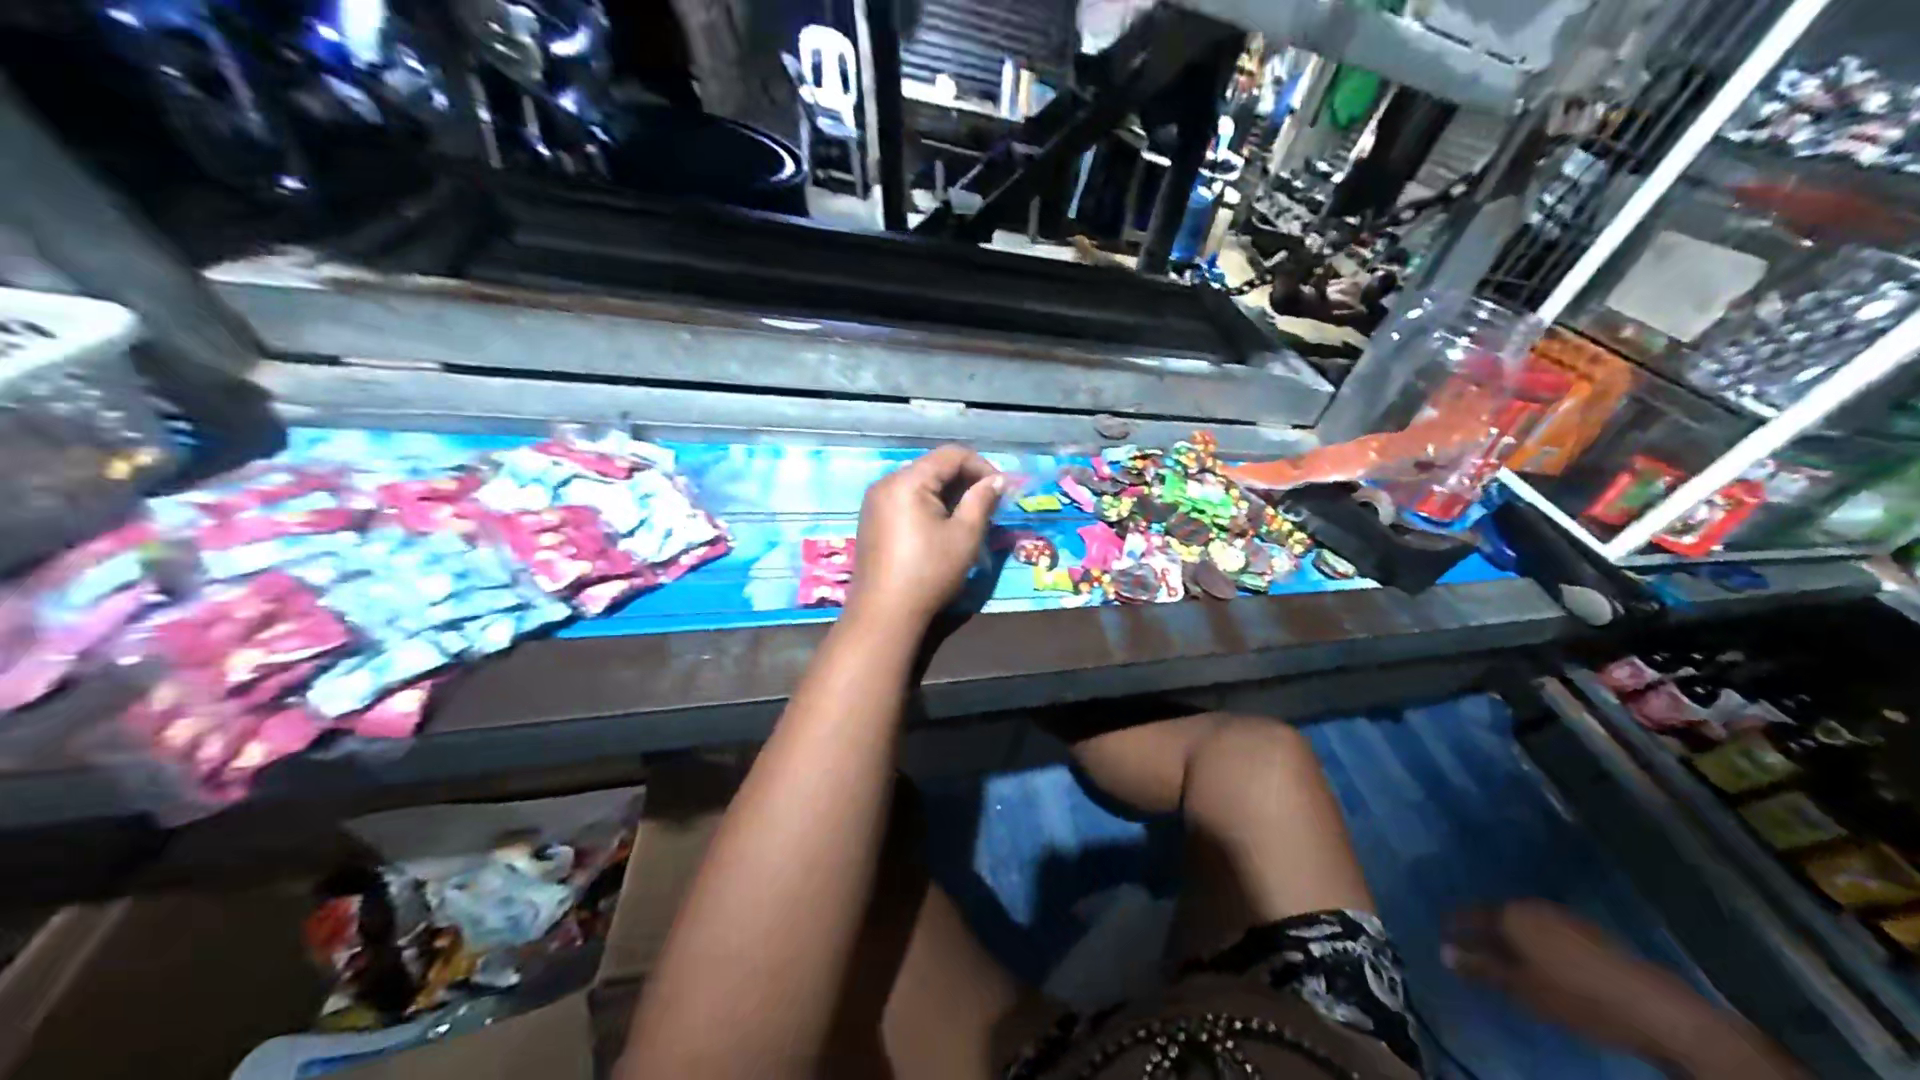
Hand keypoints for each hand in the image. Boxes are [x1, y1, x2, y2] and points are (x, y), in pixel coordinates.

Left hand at [847, 444, 1002, 626]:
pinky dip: (928, 504)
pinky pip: (905, 499)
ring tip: (969, 517)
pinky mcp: (872, 519)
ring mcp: (874, 501)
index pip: (951, 454)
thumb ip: (982, 500)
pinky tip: (942, 527)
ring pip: (920, 483)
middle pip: (933, 466)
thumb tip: (998, 480)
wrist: (885, 613)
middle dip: (965, 480)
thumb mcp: (964, 535)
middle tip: (988, 505)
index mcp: (907, 481)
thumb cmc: (929, 572)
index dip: (982, 466)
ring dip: (948, 493)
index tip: (1002, 490)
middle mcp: (886, 483)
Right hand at [1445, 900, 1802, 1077]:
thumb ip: (1480, 968)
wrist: (1655, 1009)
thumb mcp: (1522, 988)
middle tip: (1470, 951)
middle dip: (1483, 933)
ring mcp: (1563, 918)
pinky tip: (1538, 964)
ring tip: (1502, 961)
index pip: (1470, 915)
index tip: (1441, 935)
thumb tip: (1443, 952)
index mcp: (1511, 914)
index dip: (1455, 926)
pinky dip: (1533, 944)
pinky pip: (1545, 932)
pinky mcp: (1588, 934)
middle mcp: (1532, 907)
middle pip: (1497, 917)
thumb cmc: (1577, 997)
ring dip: (1510, 939)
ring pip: (1523, 924)